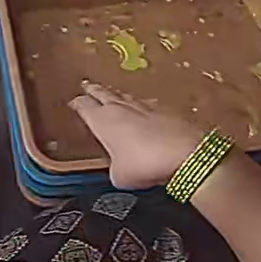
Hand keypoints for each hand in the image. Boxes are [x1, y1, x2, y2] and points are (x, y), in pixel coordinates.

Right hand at [69, 82, 208, 189]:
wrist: (186, 153)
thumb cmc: (145, 164)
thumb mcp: (119, 175)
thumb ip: (114, 167)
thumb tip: (120, 167)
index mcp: (102, 120)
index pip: (84, 106)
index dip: (78, 104)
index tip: (74, 102)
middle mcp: (120, 108)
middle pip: (102, 93)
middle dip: (93, 90)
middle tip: (87, 86)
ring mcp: (144, 106)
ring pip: (124, 96)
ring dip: (115, 95)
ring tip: (111, 94)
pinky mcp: (166, 110)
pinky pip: (146, 103)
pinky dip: (139, 105)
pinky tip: (141, 107)